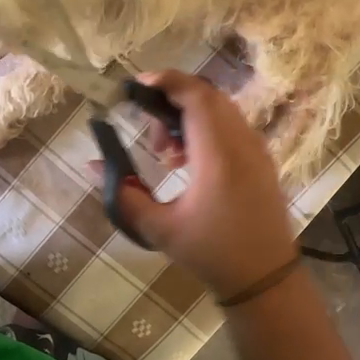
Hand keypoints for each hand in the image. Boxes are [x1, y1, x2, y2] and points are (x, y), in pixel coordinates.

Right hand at [112, 71, 299, 297]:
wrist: (265, 278)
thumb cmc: (211, 253)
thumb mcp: (159, 228)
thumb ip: (124, 195)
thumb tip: (94, 165)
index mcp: (218, 155)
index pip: (195, 96)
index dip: (165, 81)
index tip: (135, 86)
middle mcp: (242, 143)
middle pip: (208, 97)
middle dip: (171, 102)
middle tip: (148, 134)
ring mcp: (256, 151)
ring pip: (221, 111)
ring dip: (188, 117)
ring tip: (166, 153)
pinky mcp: (261, 162)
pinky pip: (231, 127)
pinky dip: (205, 130)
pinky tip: (187, 162)